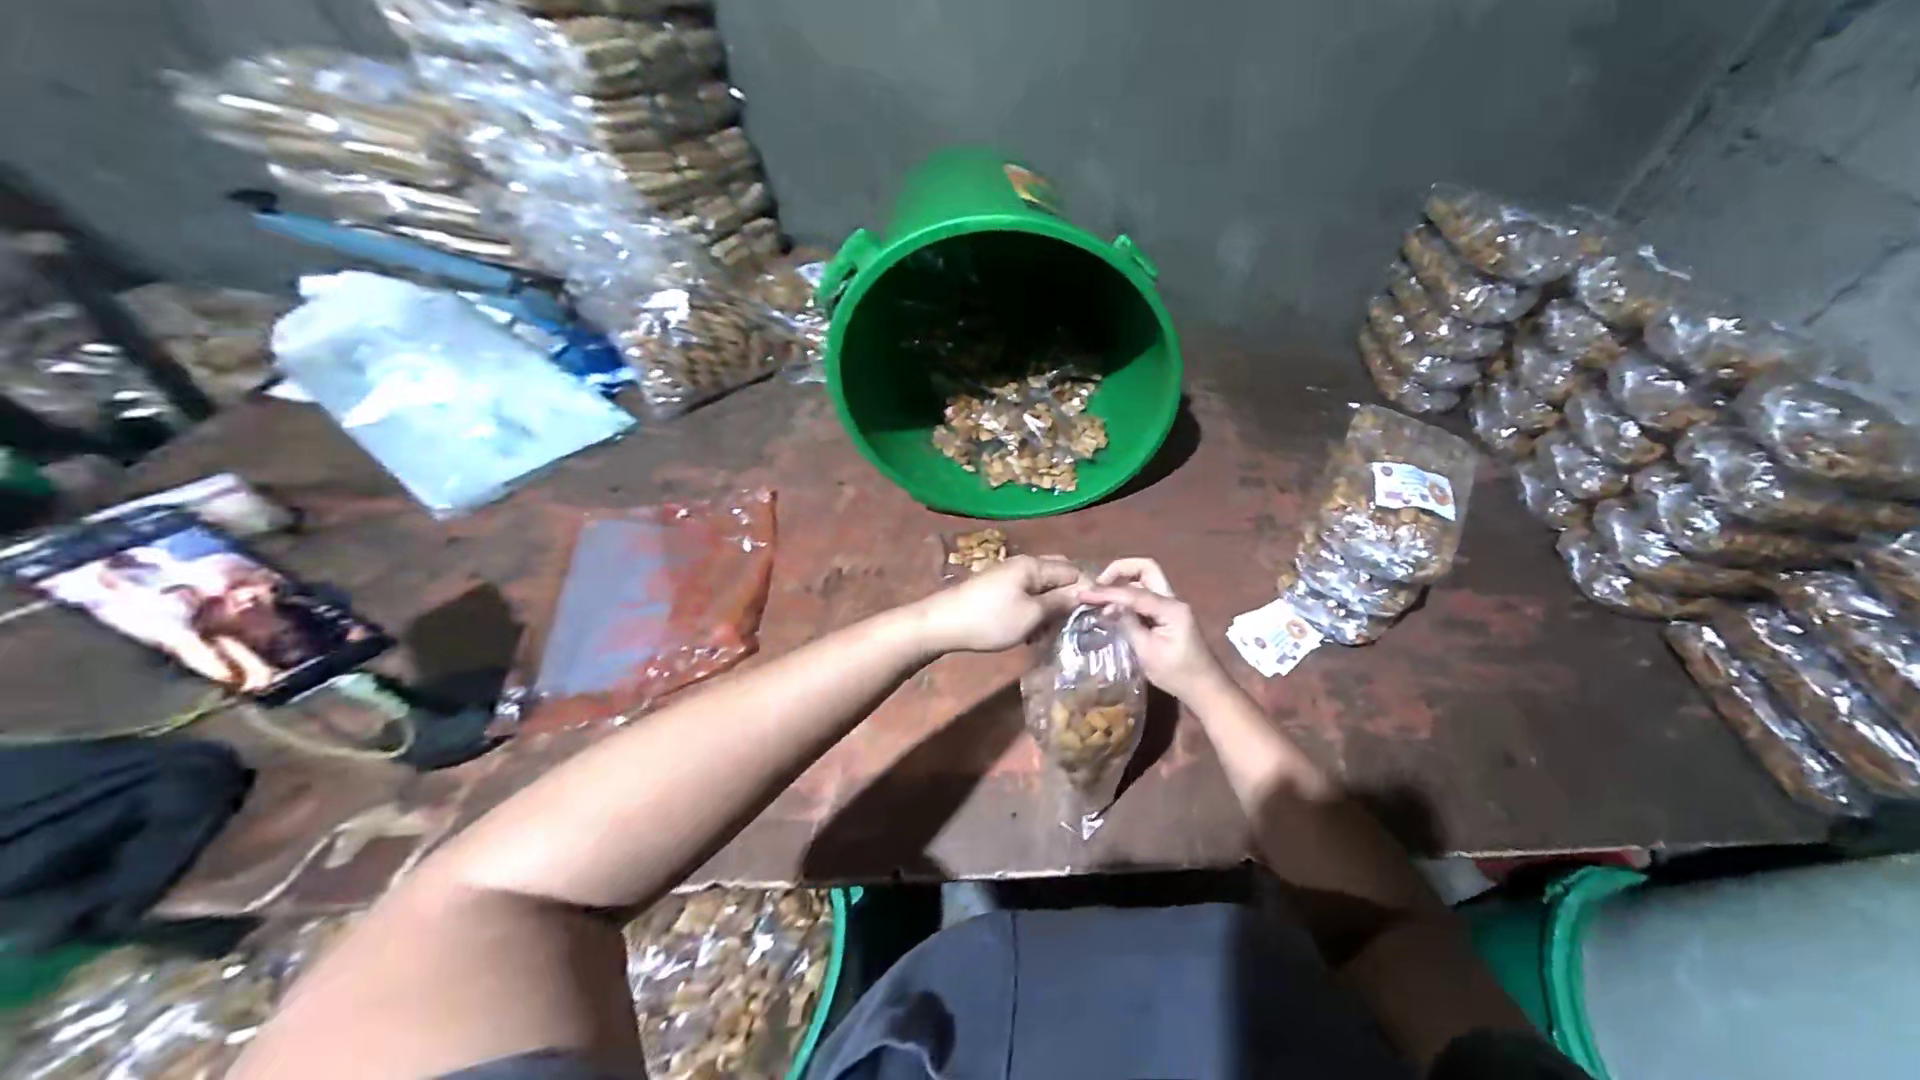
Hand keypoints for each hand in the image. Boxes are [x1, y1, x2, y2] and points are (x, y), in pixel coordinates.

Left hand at [912, 555, 1087, 653]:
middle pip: (1058, 578)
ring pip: (1042, 590)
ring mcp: (1008, 577)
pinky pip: (1026, 597)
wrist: (942, 624)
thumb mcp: (1031, 614)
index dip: (1087, 592)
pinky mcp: (997, 591)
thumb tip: (1087, 592)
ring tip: (1048, 634)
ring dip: (1049, 610)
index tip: (1095, 616)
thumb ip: (1060, 602)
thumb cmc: (990, 620)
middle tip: (1071, 625)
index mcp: (1034, 565)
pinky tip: (1030, 634)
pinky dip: (1033, 613)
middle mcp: (1023, 564)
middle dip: (1068, 601)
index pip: (1074, 571)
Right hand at [1082, 560, 1228, 701]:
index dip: (1106, 592)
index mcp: (1171, 608)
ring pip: (1144, 580)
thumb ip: (1128, 625)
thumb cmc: (1177, 675)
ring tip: (1100, 600)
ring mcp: (1170, 606)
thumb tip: (1109, 607)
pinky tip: (1113, 610)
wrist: (1204, 688)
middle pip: (1145, 569)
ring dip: (1121, 583)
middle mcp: (1172, 600)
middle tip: (1098, 586)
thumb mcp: (1147, 653)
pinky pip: (1145, 596)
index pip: (1133, 592)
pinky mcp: (1167, 615)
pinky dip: (1127, 597)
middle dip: (1119, 570)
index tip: (1083, 595)